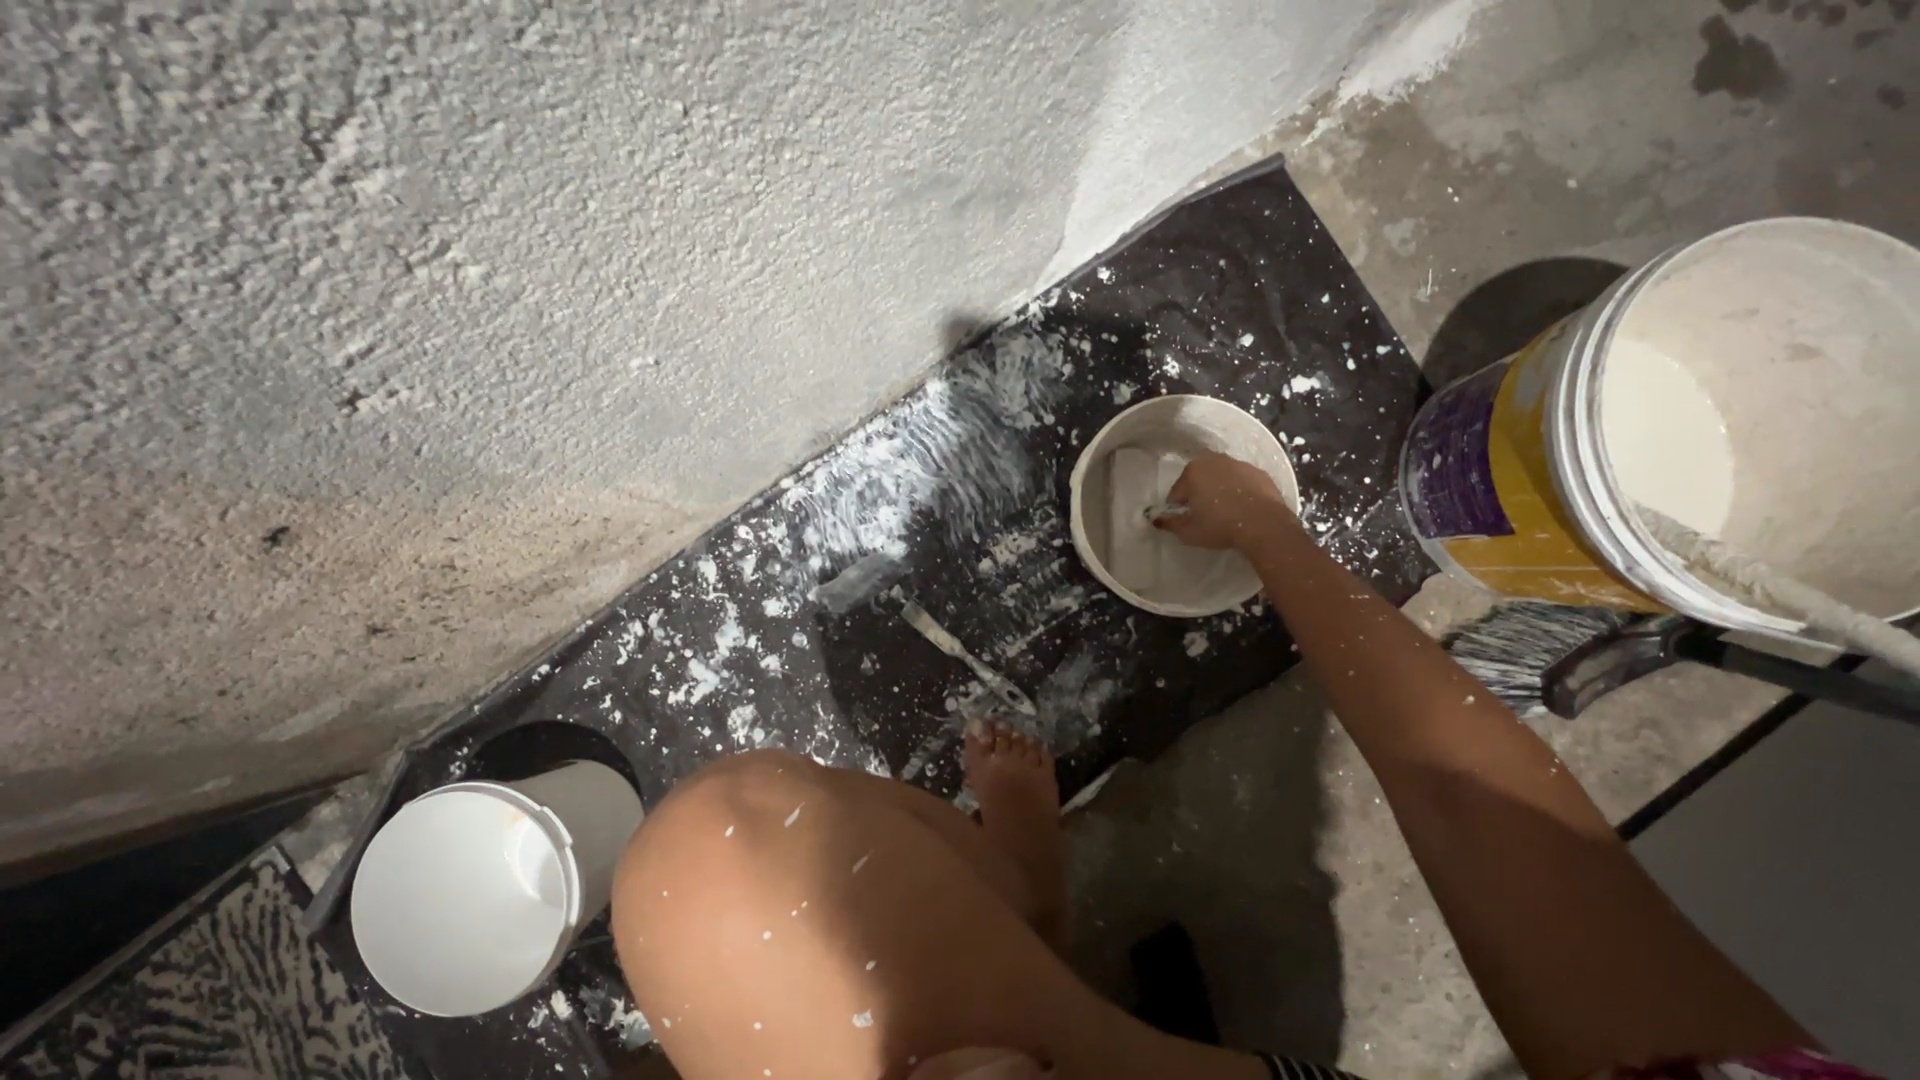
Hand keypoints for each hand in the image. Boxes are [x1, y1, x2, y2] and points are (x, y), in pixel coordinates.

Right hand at [1153, 452, 1295, 550]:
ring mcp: (1239, 464)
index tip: (1187, 520)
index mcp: (1192, 471)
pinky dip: (1240, 491)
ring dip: (1219, 491)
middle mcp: (1214, 461)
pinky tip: (1244, 509)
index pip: (1177, 492)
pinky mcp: (1260, 473)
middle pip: (1199, 480)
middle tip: (1205, 516)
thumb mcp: (1188, 531)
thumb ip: (1169, 523)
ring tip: (1226, 513)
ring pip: (1221, 479)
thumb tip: (1155, 519)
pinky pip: (1242, 482)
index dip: (1179, 508)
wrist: (1264, 524)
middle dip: (1199, 494)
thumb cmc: (1219, 525)